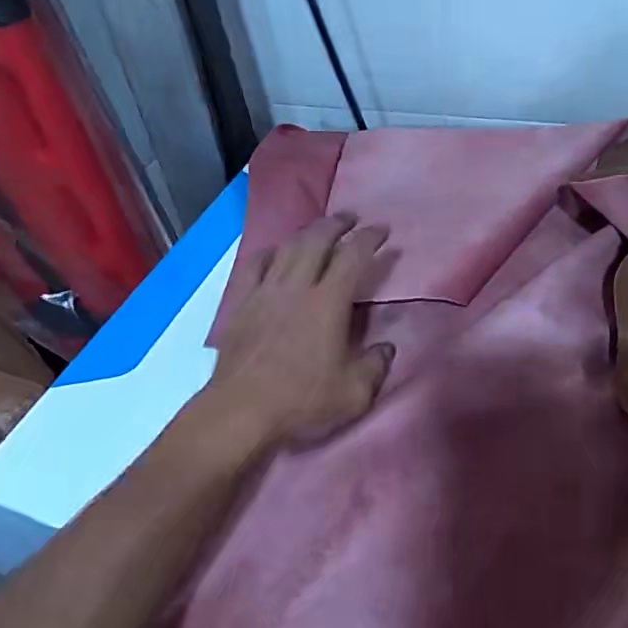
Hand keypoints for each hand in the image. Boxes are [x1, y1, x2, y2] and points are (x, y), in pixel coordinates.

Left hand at [207, 213, 394, 447]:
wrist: (241, 410)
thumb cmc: (301, 400)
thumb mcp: (354, 393)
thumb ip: (376, 366)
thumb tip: (386, 348)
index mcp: (328, 303)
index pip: (352, 257)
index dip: (370, 238)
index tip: (382, 230)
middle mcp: (296, 287)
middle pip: (317, 240)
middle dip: (337, 223)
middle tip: (351, 218)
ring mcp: (265, 292)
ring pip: (287, 248)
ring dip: (307, 232)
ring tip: (319, 229)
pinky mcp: (241, 304)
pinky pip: (254, 265)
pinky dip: (269, 252)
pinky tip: (275, 253)